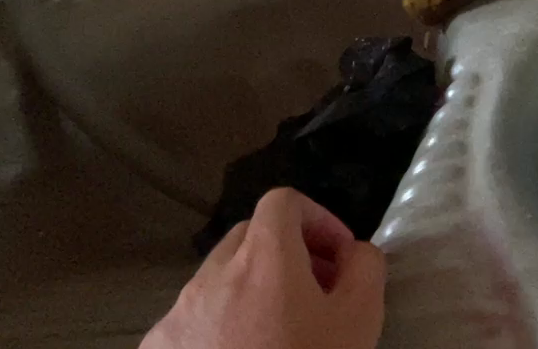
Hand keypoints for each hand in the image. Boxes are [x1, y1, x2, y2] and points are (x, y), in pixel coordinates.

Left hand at [142, 188, 385, 348]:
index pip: (282, 202)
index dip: (317, 218)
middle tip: (314, 291)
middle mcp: (209, 279)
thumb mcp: (361, 316)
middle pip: (248, 237)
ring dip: (251, 292)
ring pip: (217, 283)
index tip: (337, 257)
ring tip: (275, 337)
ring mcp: (172, 324)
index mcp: (261, 259)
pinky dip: (217, 331)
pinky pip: (190, 326)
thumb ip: (365, 263)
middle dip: (286, 252)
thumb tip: (349, 253)